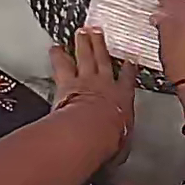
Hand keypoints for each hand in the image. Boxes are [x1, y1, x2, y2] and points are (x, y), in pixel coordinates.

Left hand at [50, 26, 136, 159]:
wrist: (93, 129)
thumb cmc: (111, 137)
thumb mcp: (122, 142)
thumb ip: (119, 140)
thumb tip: (117, 152)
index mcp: (123, 97)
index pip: (128, 79)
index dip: (129, 68)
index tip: (130, 58)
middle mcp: (105, 83)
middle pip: (104, 59)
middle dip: (102, 45)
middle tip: (99, 31)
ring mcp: (86, 80)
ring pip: (85, 56)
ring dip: (83, 43)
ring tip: (81, 31)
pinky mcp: (68, 82)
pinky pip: (62, 65)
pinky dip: (58, 55)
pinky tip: (54, 48)